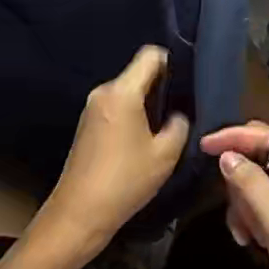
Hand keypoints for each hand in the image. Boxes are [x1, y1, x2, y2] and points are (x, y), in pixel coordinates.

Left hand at [39, 47, 188, 256]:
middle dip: (162, 85)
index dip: (172, 61)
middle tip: (184, 106)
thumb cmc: (125, 180)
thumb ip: (179, 125)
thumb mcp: (165, 154)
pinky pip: (117, 106)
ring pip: (128, 91)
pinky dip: (133, 115)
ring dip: (148, 103)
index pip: (150, 54)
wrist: (79, 213)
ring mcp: (92, 108)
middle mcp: (104, 91)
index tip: (189, 80)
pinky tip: (145, 139)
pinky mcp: (88, 124)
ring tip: (168, 125)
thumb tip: (178, 114)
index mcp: (122, 91)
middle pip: (139, 73)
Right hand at [201, 123, 268, 268]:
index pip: (266, 137)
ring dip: (242, 209)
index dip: (234, 138)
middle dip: (240, 186)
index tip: (204, 145)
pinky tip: (250, 241)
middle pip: (253, 159)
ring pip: (247, 184)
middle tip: (242, 213)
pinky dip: (245, 221)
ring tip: (249, 235)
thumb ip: (251, 184)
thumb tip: (225, 156)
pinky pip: (250, 205)